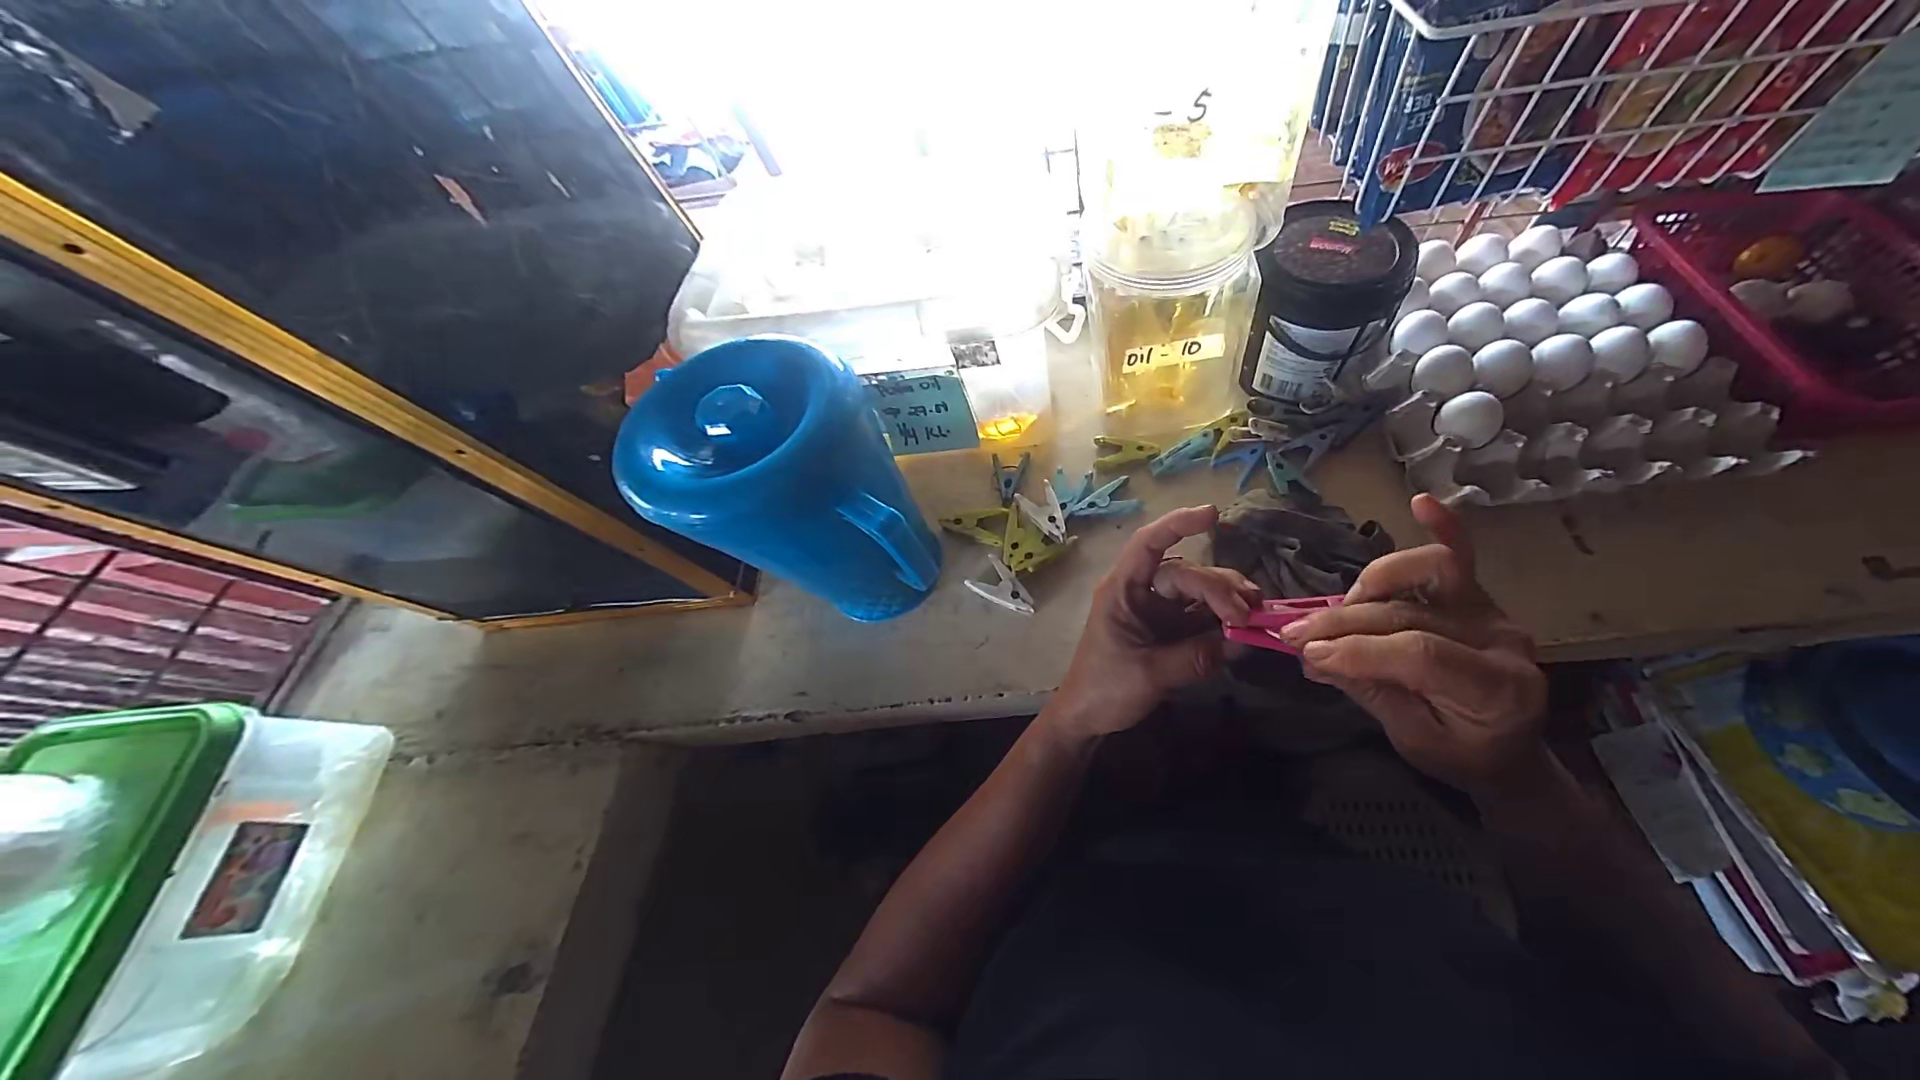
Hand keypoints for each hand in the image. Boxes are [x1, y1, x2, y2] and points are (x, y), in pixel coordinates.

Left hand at [1047, 505, 1261, 741]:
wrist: (1088, 717)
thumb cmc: (1105, 688)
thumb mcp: (1150, 674)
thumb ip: (1196, 657)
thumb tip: (1243, 641)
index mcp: (1121, 591)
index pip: (1147, 544)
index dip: (1177, 524)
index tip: (1213, 515)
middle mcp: (1141, 593)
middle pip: (1185, 573)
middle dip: (1219, 587)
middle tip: (1246, 615)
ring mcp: (1157, 611)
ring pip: (1198, 590)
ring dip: (1227, 599)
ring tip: (1255, 614)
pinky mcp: (1170, 630)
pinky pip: (1202, 614)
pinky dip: (1224, 618)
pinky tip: (1245, 627)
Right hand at [1280, 495, 1548, 794]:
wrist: (1505, 749)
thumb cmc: (1460, 753)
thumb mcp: (1412, 738)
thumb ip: (1367, 690)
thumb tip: (1311, 655)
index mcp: (1497, 690)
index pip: (1419, 654)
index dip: (1357, 649)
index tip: (1307, 654)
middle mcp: (1502, 640)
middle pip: (1410, 614)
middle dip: (1343, 623)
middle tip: (1294, 634)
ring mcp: (1492, 611)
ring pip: (1430, 572)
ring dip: (1371, 584)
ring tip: (1336, 608)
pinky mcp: (1478, 597)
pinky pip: (1461, 557)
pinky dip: (1443, 527)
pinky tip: (1420, 503)